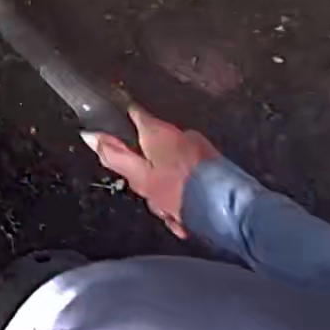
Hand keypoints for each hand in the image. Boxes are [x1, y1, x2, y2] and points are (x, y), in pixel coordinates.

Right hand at [85, 105, 218, 239]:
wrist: (238, 215)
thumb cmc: (184, 193)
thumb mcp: (139, 177)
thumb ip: (113, 155)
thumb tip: (90, 135)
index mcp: (160, 132)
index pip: (133, 113)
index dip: (118, 126)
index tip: (112, 142)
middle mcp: (182, 135)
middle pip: (149, 147)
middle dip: (145, 173)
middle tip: (150, 194)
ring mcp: (201, 150)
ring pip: (168, 166)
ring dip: (166, 191)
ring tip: (173, 213)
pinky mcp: (217, 167)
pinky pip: (188, 178)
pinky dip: (184, 197)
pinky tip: (187, 216)